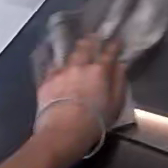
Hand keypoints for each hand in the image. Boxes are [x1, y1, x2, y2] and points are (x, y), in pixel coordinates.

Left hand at [33, 36, 126, 163]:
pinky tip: (58, 65)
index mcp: (99, 71)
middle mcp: (80, 66)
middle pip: (85, 47)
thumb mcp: (115, 104)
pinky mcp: (46, 80)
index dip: (114, 45)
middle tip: (93, 36)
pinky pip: (53, 67)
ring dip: (75, 50)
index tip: (116, 40)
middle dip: (91, 40)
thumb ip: (119, 83)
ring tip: (77, 47)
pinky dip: (58, 65)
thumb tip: (120, 66)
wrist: (63, 131)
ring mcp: (61, 71)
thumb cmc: (95, 122)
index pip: (109, 52)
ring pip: (69, 55)